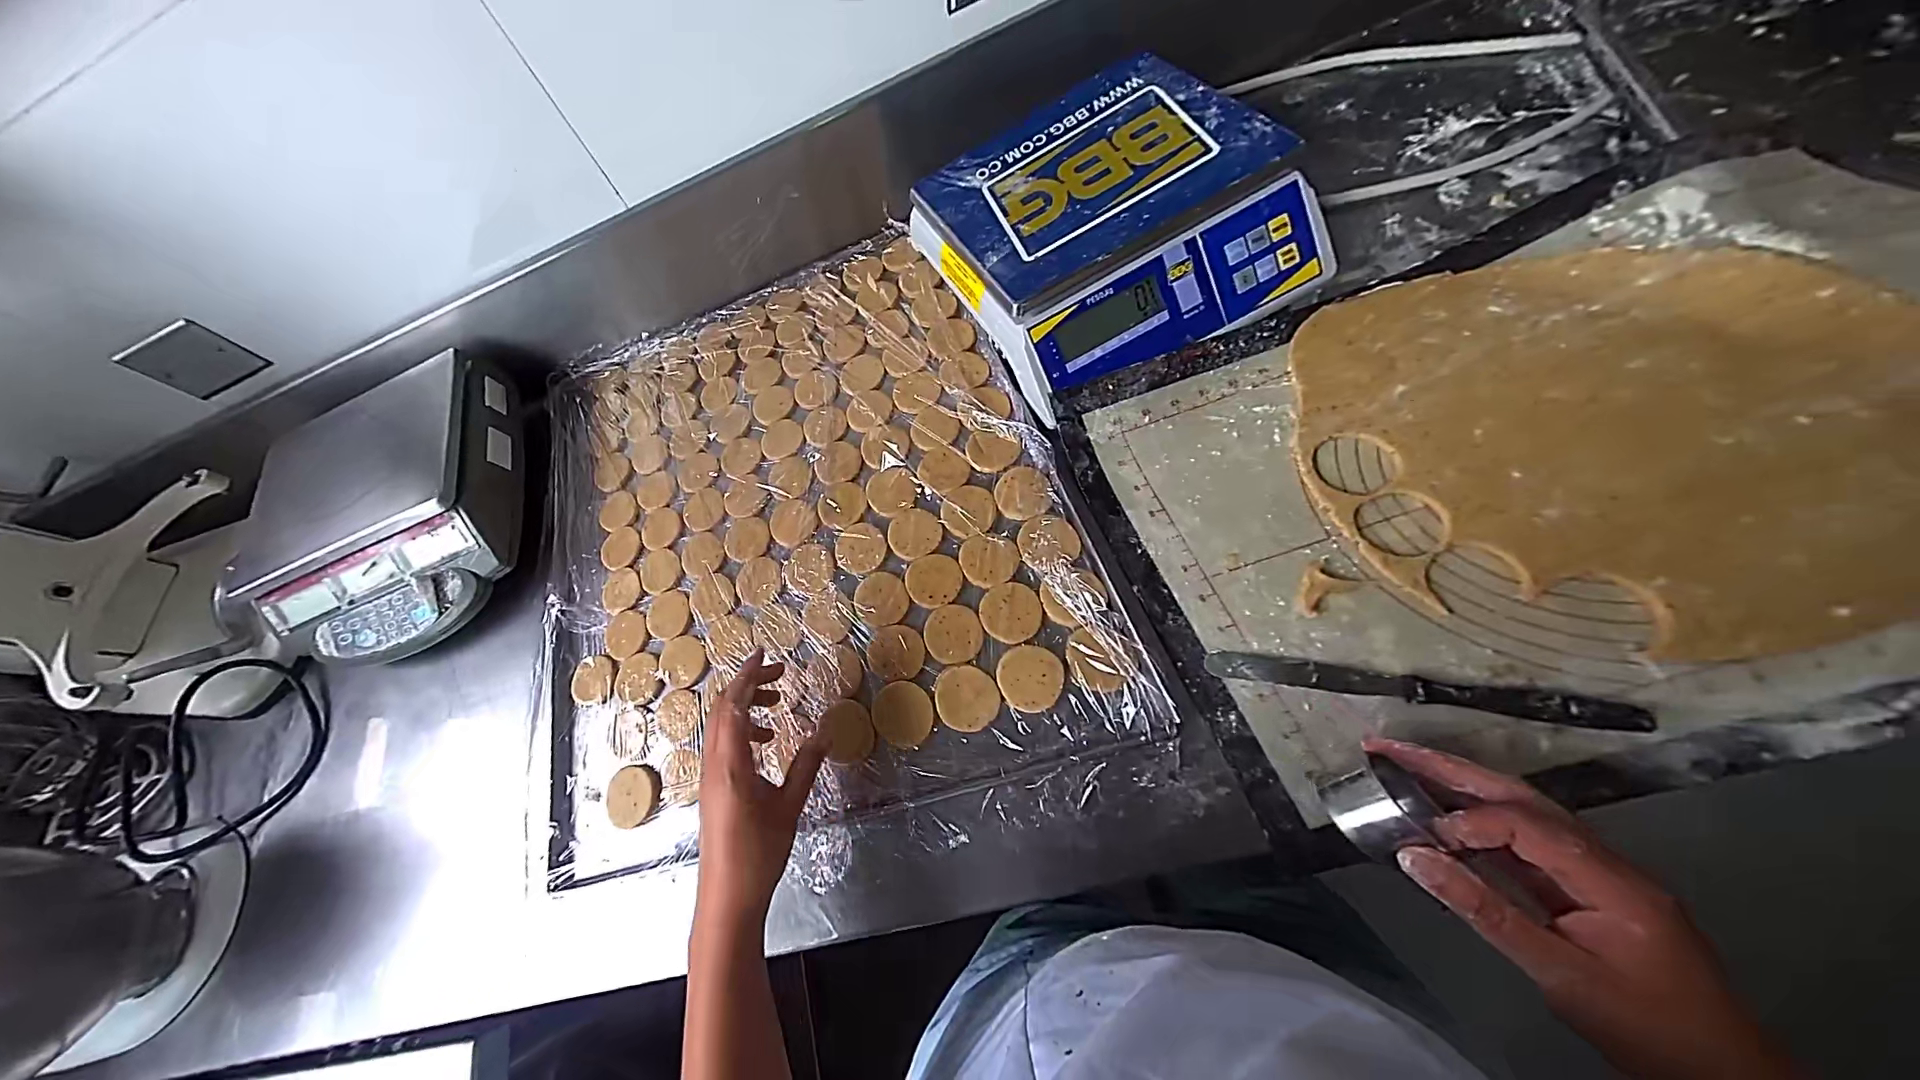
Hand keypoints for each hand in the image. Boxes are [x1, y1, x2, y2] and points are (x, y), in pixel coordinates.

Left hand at [696, 650, 830, 921]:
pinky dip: (742, 731)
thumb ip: (806, 764)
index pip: (733, 705)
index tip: (765, 655)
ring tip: (776, 706)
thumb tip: (824, 730)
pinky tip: (765, 744)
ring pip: (720, 727)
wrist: (726, 898)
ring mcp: (708, 778)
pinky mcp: (712, 790)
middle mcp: (713, 764)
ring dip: (745, 707)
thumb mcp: (789, 805)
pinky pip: (722, 745)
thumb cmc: (759, 852)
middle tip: (779, 675)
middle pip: (722, 709)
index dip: (747, 674)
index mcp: (730, 763)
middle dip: (748, 684)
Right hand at [1365, 737, 1797, 1079]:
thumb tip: (1413, 857)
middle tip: (1386, 748)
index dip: (1468, 822)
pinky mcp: (1584, 883)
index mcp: (1609, 878)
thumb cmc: (1647, 1028)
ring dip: (1460, 783)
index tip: (1424, 838)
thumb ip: (1484, 911)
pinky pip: (1524, 837)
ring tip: (1403, 764)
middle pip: (1518, 795)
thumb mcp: (1560, 975)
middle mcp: (1604, 858)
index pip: (1525, 824)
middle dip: (1449, 767)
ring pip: (1520, 808)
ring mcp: (1596, 868)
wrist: (1725, 1073)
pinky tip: (1443, 813)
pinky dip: (1478, 818)